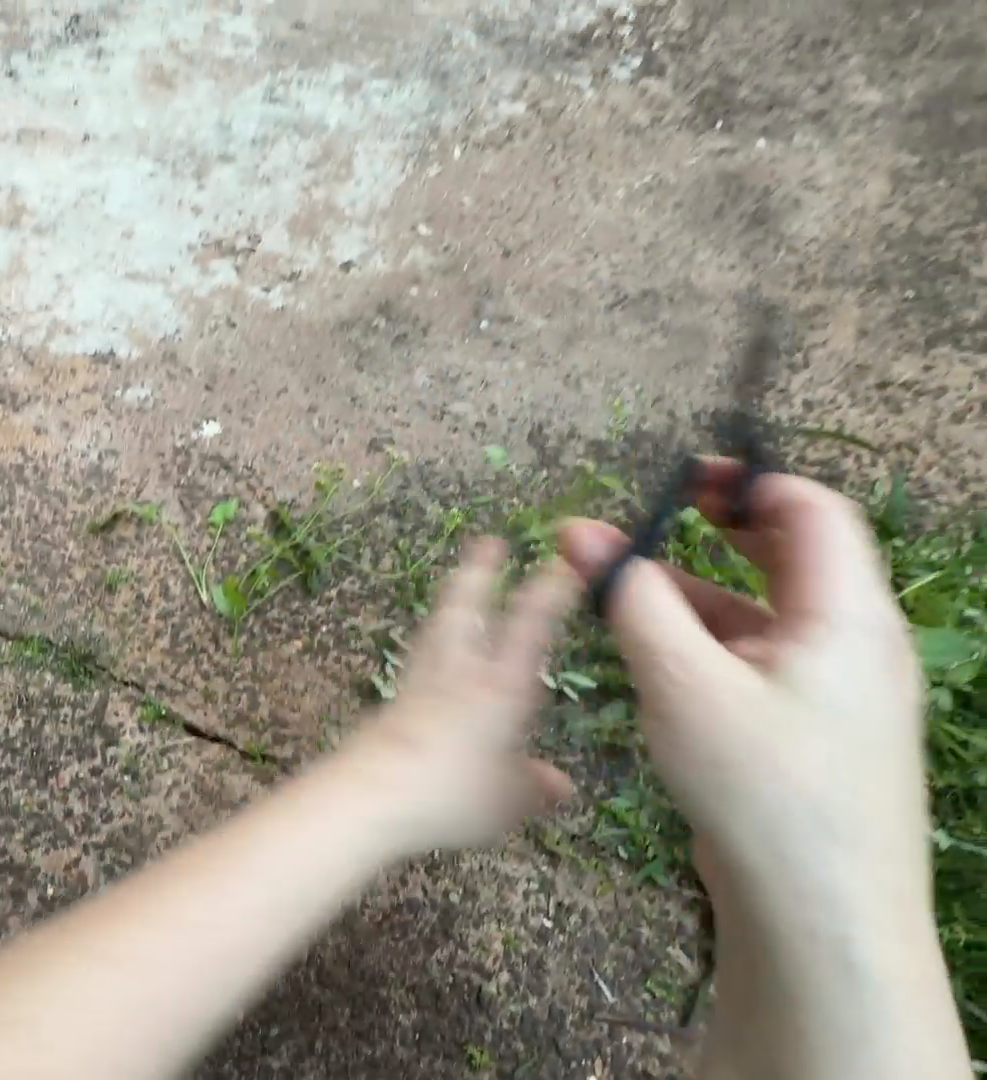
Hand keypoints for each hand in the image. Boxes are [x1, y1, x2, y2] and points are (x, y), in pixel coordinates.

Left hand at [343, 538, 578, 852]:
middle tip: (486, 541)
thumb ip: (529, 787)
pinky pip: (414, 664)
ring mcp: (415, 687)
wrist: (366, 795)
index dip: (544, 596)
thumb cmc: (446, 796)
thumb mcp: (503, 801)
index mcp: (496, 692)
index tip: (558, 562)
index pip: (527, 632)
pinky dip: (426, 647)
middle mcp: (454, 679)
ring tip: (455, 585)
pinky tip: (425, 655)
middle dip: (477, 575)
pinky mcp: (388, 705)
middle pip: (463, 613)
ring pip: (434, 632)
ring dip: (448, 604)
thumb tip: (559, 784)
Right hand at [558, 462, 929, 906]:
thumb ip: (633, 599)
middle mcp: (845, 639)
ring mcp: (820, 681)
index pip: (812, 513)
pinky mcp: (791, 717)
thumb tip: (584, 535)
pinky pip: (738, 651)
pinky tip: (633, 638)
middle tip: (635, 515)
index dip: (748, 481)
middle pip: (783, 554)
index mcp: (844, 616)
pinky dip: (685, 630)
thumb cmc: (758, 779)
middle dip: (704, 527)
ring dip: (678, 584)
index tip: (676, 475)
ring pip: (748, 606)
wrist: (813, 903)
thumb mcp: (681, 679)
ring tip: (599, 577)